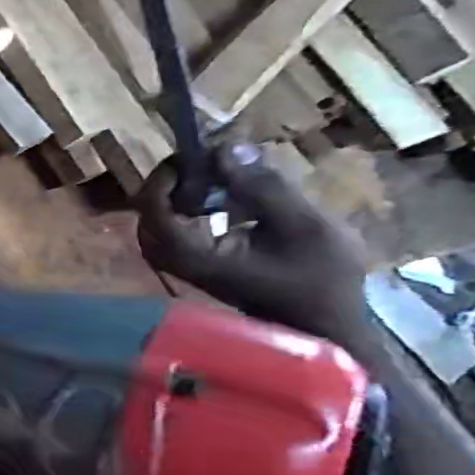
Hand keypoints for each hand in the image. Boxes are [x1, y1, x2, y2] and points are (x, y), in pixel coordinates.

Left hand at [137, 143, 370, 343]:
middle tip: (200, 162)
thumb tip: (225, 147)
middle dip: (169, 184)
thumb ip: (262, 186)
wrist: (326, 327)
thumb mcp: (304, 225)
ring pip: (159, 222)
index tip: (188, 155)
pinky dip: (189, 211)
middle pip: (148, 215)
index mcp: (194, 256)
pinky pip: (176, 232)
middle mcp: (178, 263)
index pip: (153, 211)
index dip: (163, 178)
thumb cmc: (321, 280)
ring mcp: (186, 267)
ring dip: (179, 196)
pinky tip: (221, 201)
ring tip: (212, 177)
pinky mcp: (198, 266)